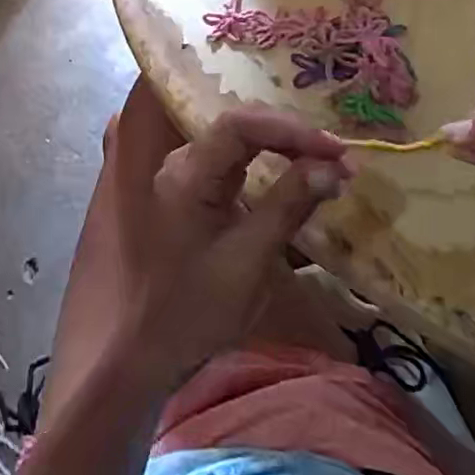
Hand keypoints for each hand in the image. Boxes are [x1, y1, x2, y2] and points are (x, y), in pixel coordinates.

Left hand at [115, 93, 352, 385]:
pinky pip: (232, 162)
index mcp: (186, 175)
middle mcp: (180, 163)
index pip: (240, 126)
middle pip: (239, 126)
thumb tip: (331, 168)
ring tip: (324, 162)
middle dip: (291, 136)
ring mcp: (182, 175)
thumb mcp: (248, 262)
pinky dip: (266, 163)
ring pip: (237, 141)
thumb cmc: (191, 309)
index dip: (291, 128)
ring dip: (282, 146)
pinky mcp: (190, 192)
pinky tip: (292, 171)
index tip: (335, 149)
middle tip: (338, 158)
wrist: (136, 348)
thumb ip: (288, 207)